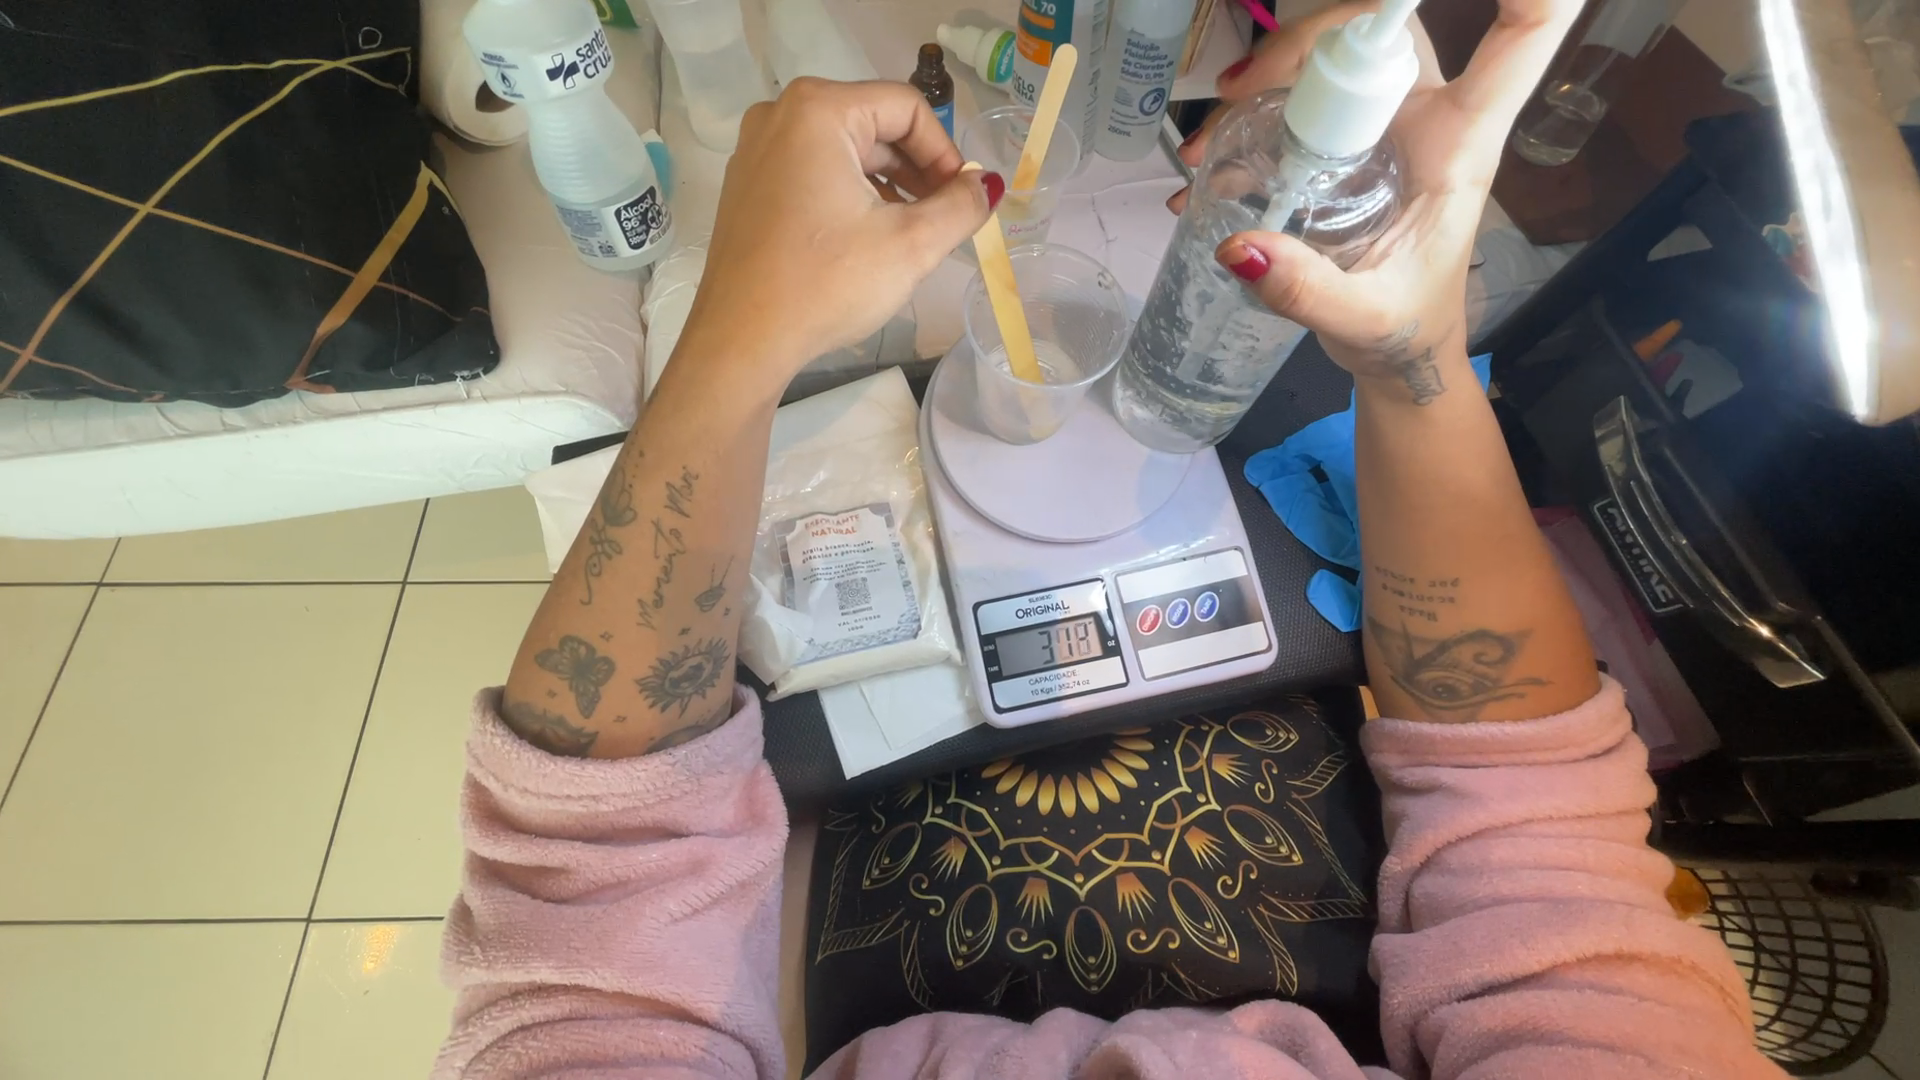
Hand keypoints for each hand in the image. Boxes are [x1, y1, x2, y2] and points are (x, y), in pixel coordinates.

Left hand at [681, 78, 1004, 378]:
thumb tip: (988, 187)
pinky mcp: (749, 192)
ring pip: (844, 156)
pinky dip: (850, 200)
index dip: (946, 153)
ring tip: (911, 237)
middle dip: (917, 173)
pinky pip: (814, 178)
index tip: (963, 202)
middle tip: (943, 221)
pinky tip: (867, 244)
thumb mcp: (910, 246)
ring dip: (888, 189)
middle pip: (873, 127)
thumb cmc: (828, 284)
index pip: (906, 108)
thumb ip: (960, 208)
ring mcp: (756, 154)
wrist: (743, 340)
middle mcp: (780, 116)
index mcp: (818, 110)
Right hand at [1178, 0, 1579, 401]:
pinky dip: (1247, 128)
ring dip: (1264, 86)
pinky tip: (1205, 171)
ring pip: (1334, 64)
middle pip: (1385, 35)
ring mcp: (1383, 133)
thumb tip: (1235, 247)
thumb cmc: (1404, 328)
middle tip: (1234, 93)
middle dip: (1308, 44)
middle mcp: (1428, 120)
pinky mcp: (1345, 154)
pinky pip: (1298, 111)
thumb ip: (1305, 290)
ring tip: (1202, 144)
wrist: (1396, 352)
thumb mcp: (1361, 317)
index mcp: (1461, 143)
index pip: (1523, 28)